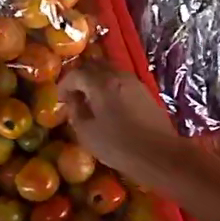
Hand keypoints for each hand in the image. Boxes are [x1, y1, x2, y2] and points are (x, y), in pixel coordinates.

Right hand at [58, 61, 184, 179]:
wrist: (159, 154)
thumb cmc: (118, 145)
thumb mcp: (87, 133)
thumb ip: (76, 112)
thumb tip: (73, 100)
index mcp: (101, 83)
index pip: (77, 74)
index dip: (65, 84)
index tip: (60, 99)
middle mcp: (119, 76)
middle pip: (95, 66)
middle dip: (81, 78)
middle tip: (74, 95)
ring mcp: (135, 83)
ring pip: (111, 72)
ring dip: (97, 81)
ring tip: (91, 100)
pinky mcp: (146, 93)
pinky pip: (123, 82)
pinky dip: (111, 87)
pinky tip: (110, 105)